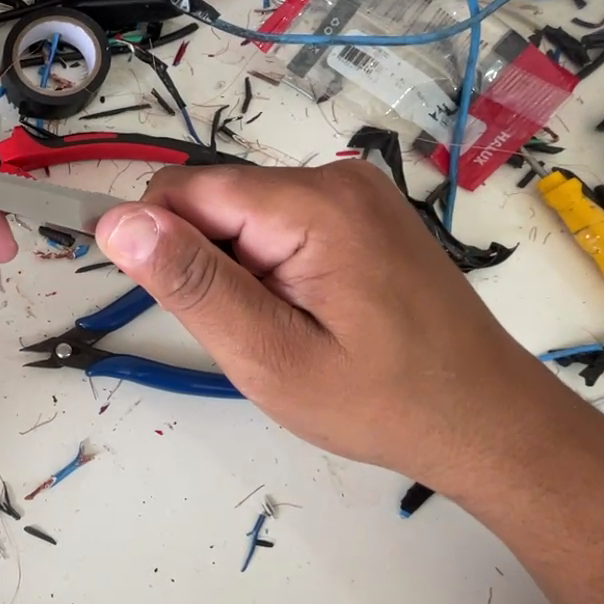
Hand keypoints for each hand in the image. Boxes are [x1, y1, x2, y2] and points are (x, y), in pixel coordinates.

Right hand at [93, 162, 571, 493]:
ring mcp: (353, 195)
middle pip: (211, 200)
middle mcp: (334, 179)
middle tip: (245, 330)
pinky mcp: (360, 216)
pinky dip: (262, 268)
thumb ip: (191, 284)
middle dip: (201, 262)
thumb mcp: (267, 354)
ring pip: (237, 215)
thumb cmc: (377, 401)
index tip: (188, 308)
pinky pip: (274, 226)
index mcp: (312, 204)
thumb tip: (117, 223)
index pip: (181, 191)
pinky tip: (298, 313)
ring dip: (231, 269)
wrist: (486, 423)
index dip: (159, 248)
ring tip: (277, 326)